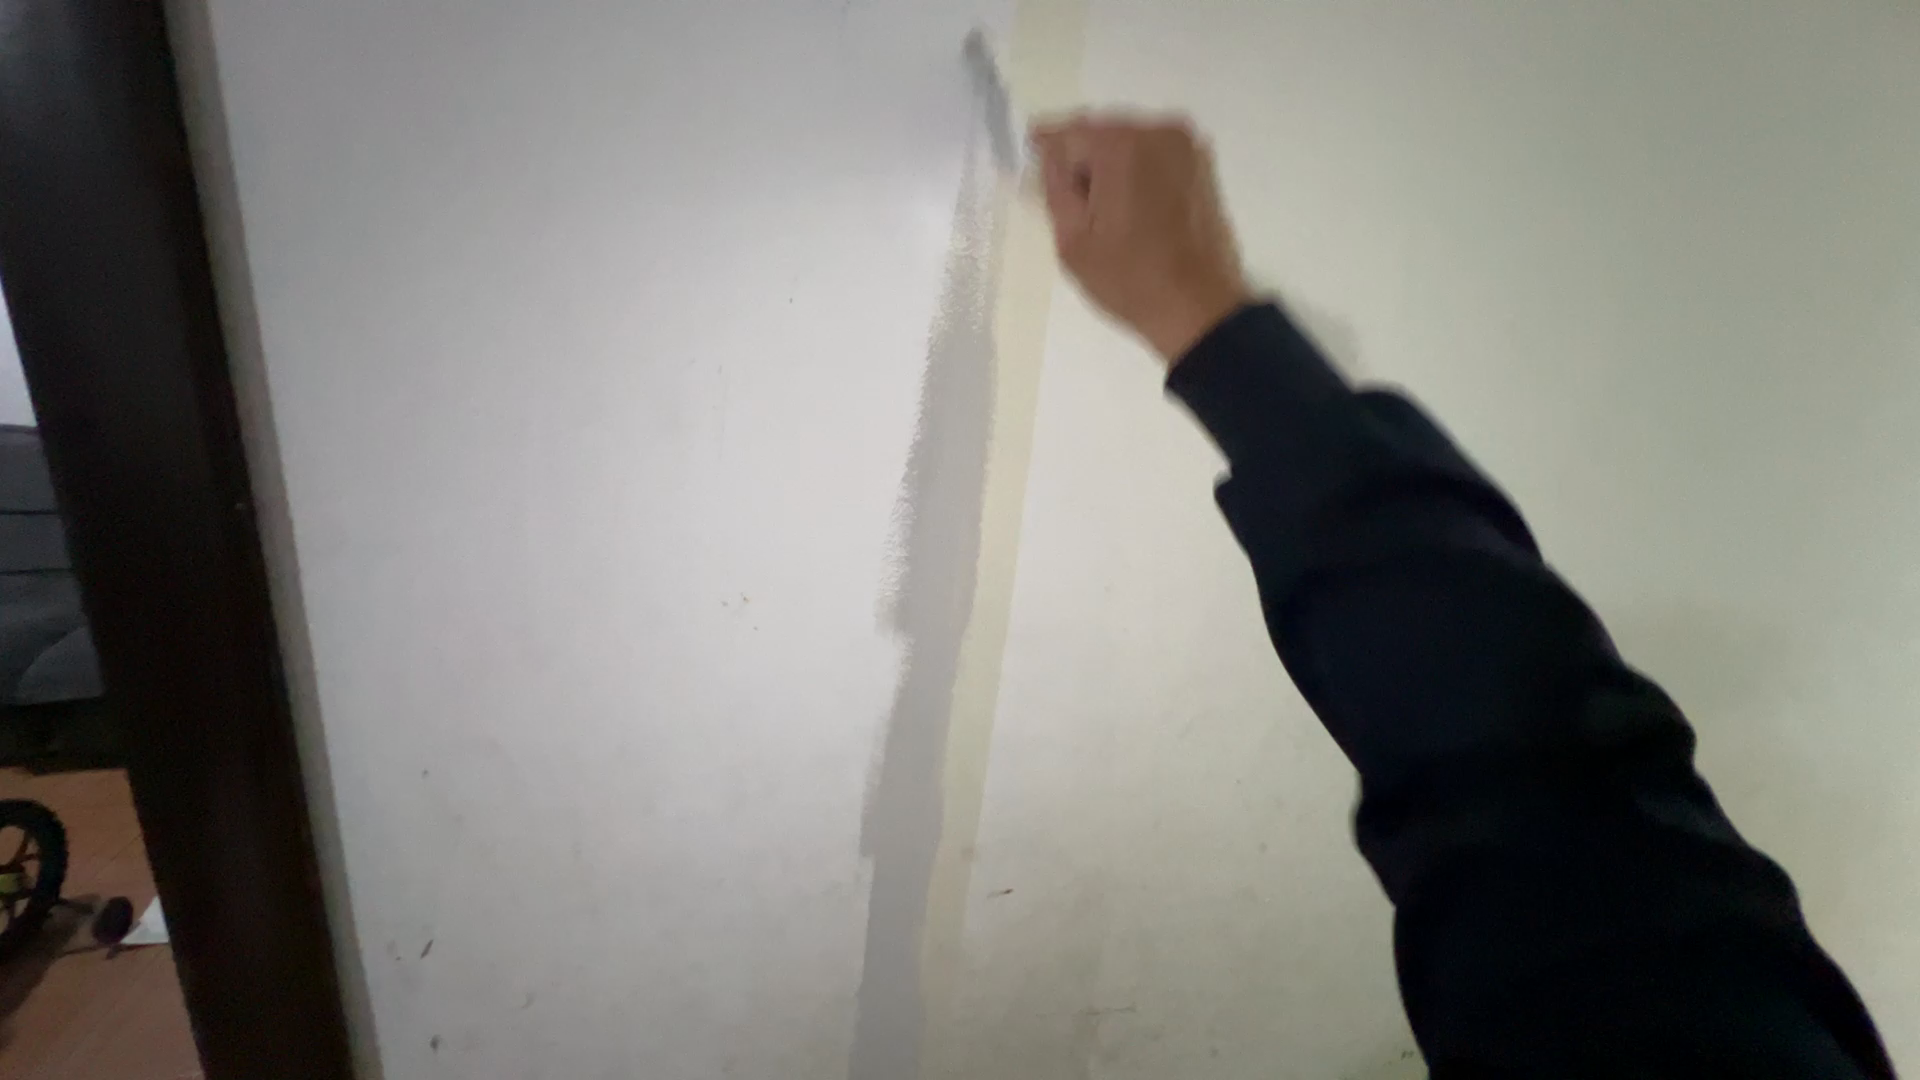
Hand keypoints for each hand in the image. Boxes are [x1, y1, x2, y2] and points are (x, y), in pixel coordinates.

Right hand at [1030, 114, 1251, 363]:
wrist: (1198, 308)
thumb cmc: (1128, 280)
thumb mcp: (1072, 240)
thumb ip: (1053, 186)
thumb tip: (1048, 155)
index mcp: (1121, 144)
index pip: (1066, 133)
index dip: (1044, 152)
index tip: (1031, 174)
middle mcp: (1158, 129)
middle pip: (1100, 134)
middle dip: (1079, 162)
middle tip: (1067, 205)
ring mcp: (1187, 145)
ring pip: (1128, 145)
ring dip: (1108, 170)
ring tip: (1101, 216)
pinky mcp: (1203, 165)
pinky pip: (1154, 158)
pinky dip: (1136, 176)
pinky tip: (1129, 214)